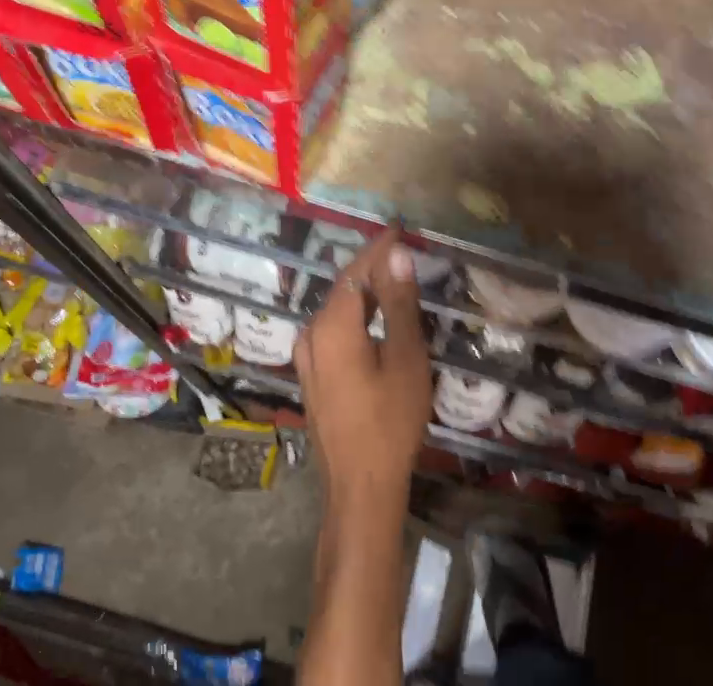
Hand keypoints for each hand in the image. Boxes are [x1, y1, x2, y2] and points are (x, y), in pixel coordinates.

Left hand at [294, 227, 431, 507]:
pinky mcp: (313, 377)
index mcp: (332, 327)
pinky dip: (355, 316)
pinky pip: (333, 331)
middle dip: (371, 267)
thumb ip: (398, 304)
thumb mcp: (405, 358)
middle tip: (402, 250)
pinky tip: (374, 320)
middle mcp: (311, 336)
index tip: (399, 227)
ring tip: (393, 278)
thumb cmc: (390, 421)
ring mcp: (307, 359)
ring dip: (363, 292)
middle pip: (343, 289)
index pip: (355, 272)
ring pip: (337, 311)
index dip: (378, 248)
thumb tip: (396, 256)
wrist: (360, 485)